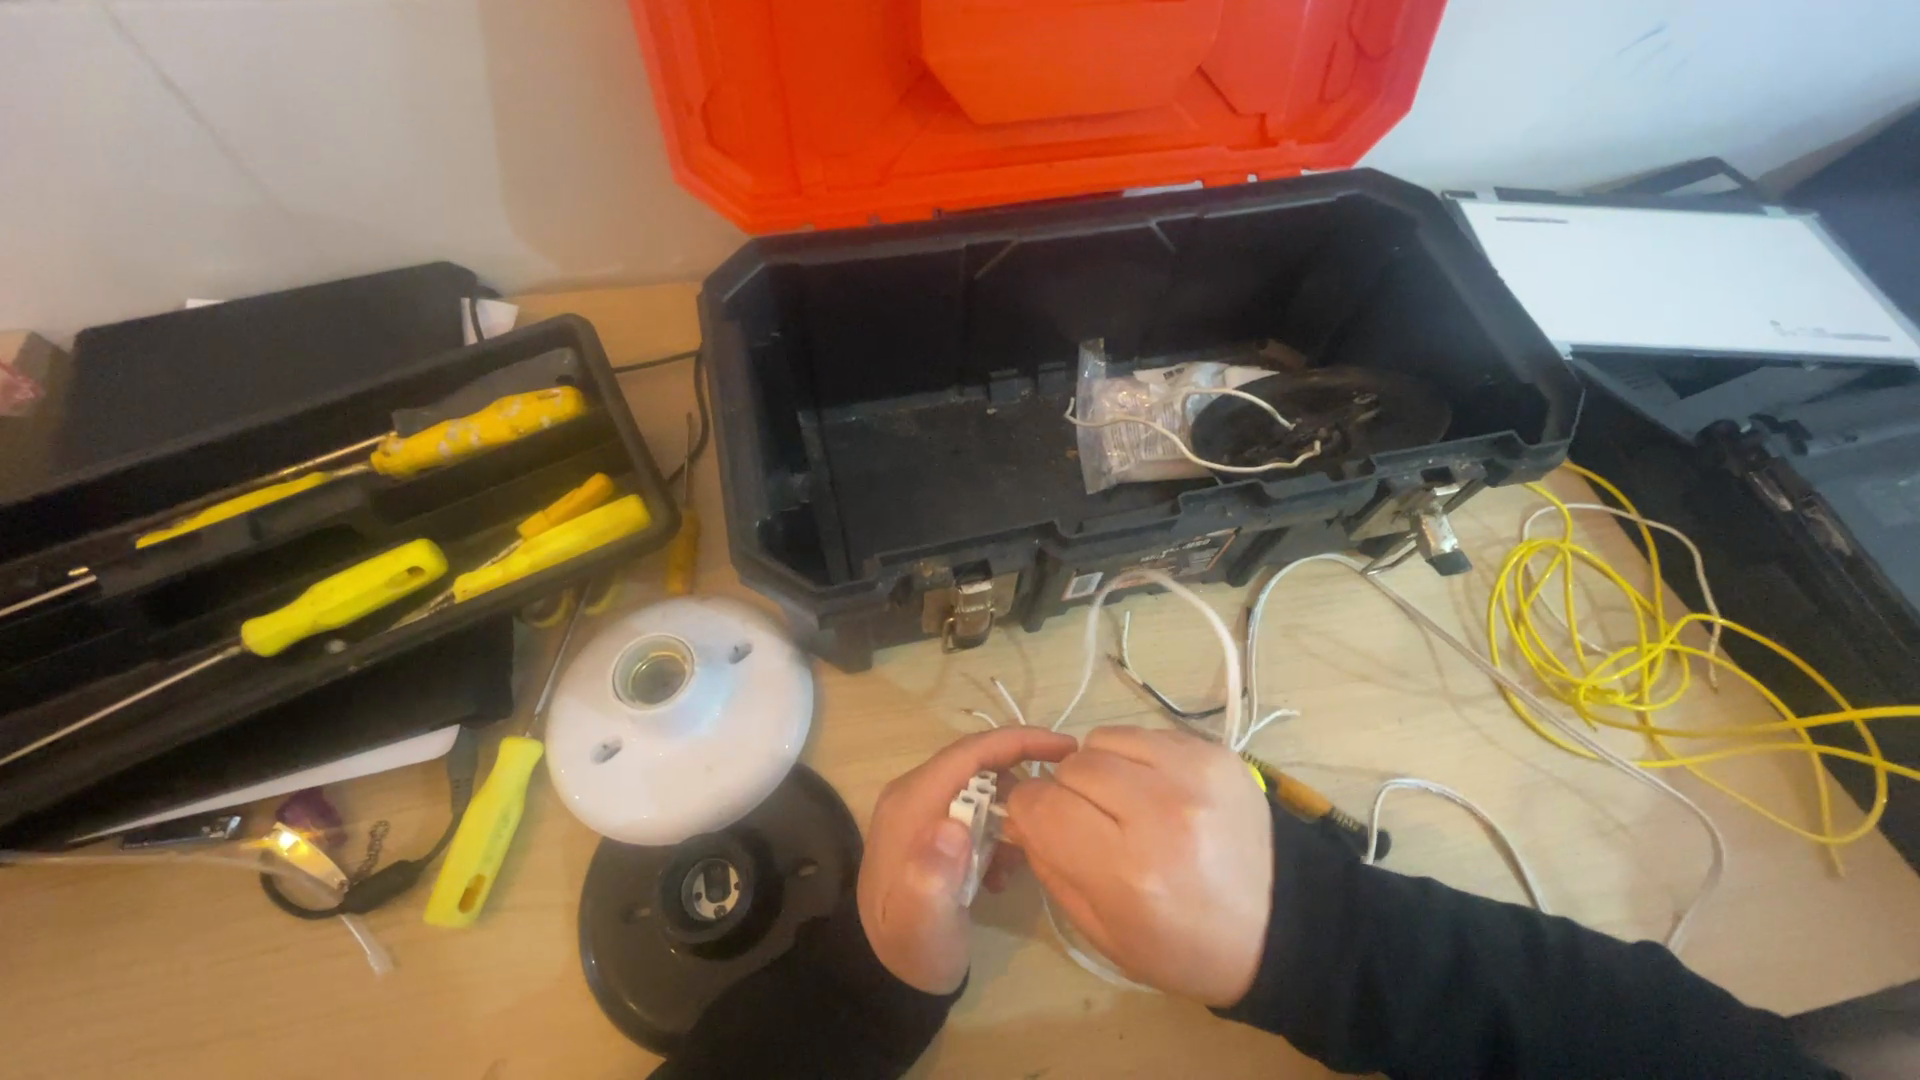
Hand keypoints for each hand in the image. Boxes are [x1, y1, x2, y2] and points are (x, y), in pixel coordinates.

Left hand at [859, 727, 1076, 993]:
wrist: (889, 976)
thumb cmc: (912, 948)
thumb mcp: (923, 921)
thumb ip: (932, 876)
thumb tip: (954, 827)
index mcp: (910, 802)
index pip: (968, 752)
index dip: (1017, 741)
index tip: (1065, 747)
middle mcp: (914, 796)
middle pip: (978, 763)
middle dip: (1021, 776)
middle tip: (1061, 800)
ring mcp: (923, 812)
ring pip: (981, 787)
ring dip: (1011, 812)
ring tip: (1027, 854)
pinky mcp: (934, 831)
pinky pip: (976, 812)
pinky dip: (999, 832)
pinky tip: (1003, 873)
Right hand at [1004, 725, 1272, 1005]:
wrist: (1281, 926)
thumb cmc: (1185, 946)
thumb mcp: (1104, 933)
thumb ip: (1050, 866)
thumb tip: (1018, 812)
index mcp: (1129, 871)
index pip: (1041, 805)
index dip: (1029, 811)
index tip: (1042, 824)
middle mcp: (1161, 811)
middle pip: (1070, 768)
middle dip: (1067, 792)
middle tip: (1093, 821)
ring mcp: (1193, 773)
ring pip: (1102, 740)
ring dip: (1100, 768)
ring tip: (1125, 802)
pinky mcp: (1215, 752)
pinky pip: (1142, 732)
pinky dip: (1135, 756)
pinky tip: (1155, 789)